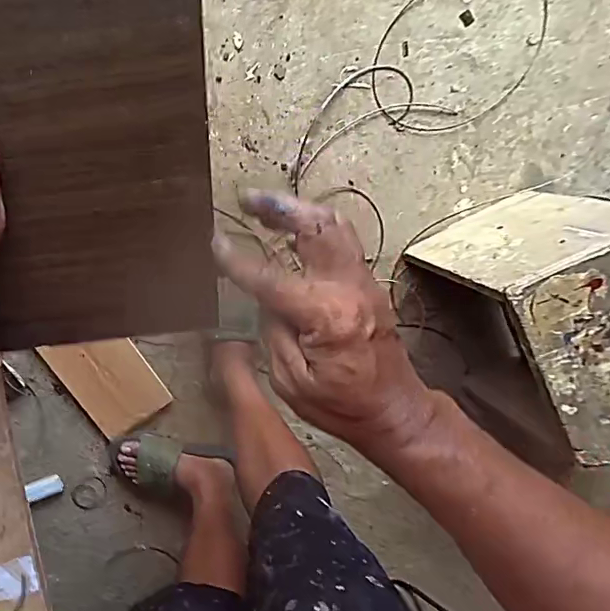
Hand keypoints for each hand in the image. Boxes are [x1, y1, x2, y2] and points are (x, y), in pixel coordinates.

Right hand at [213, 190, 437, 455]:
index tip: (212, 242)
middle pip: (317, 228)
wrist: (396, 411)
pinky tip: (289, 229)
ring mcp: (363, 283)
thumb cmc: (343, 405)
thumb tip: (262, 299)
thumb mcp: (291, 380)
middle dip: (279, 207)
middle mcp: (349, 289)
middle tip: (247, 198)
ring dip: (298, 210)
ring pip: (334, 226)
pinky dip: (312, 225)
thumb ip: (272, 331)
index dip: (236, 259)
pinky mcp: (366, 285)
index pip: (269, 277)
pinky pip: (341, 240)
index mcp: (326, 315)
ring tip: (265, 206)